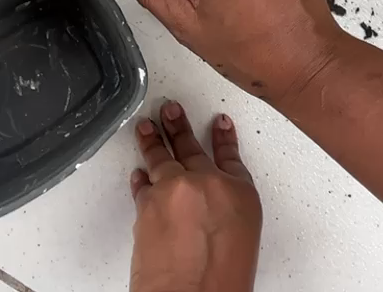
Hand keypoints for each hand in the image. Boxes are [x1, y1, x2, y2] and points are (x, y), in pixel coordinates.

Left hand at [129, 100, 260, 291]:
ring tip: (146, 127)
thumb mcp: (243, 241)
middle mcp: (207, 182)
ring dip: (152, 140)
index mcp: (239, 193)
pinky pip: (143, 184)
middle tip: (170, 109)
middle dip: (179, 126)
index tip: (220, 122)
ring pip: (161, 157)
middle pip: (191, 147)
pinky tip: (138, 172)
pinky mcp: (147, 204)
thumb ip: (226, 212)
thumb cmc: (220, 284)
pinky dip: (140, 177)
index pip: (231, 156)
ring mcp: (174, 189)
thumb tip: (210, 210)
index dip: (225, 138)